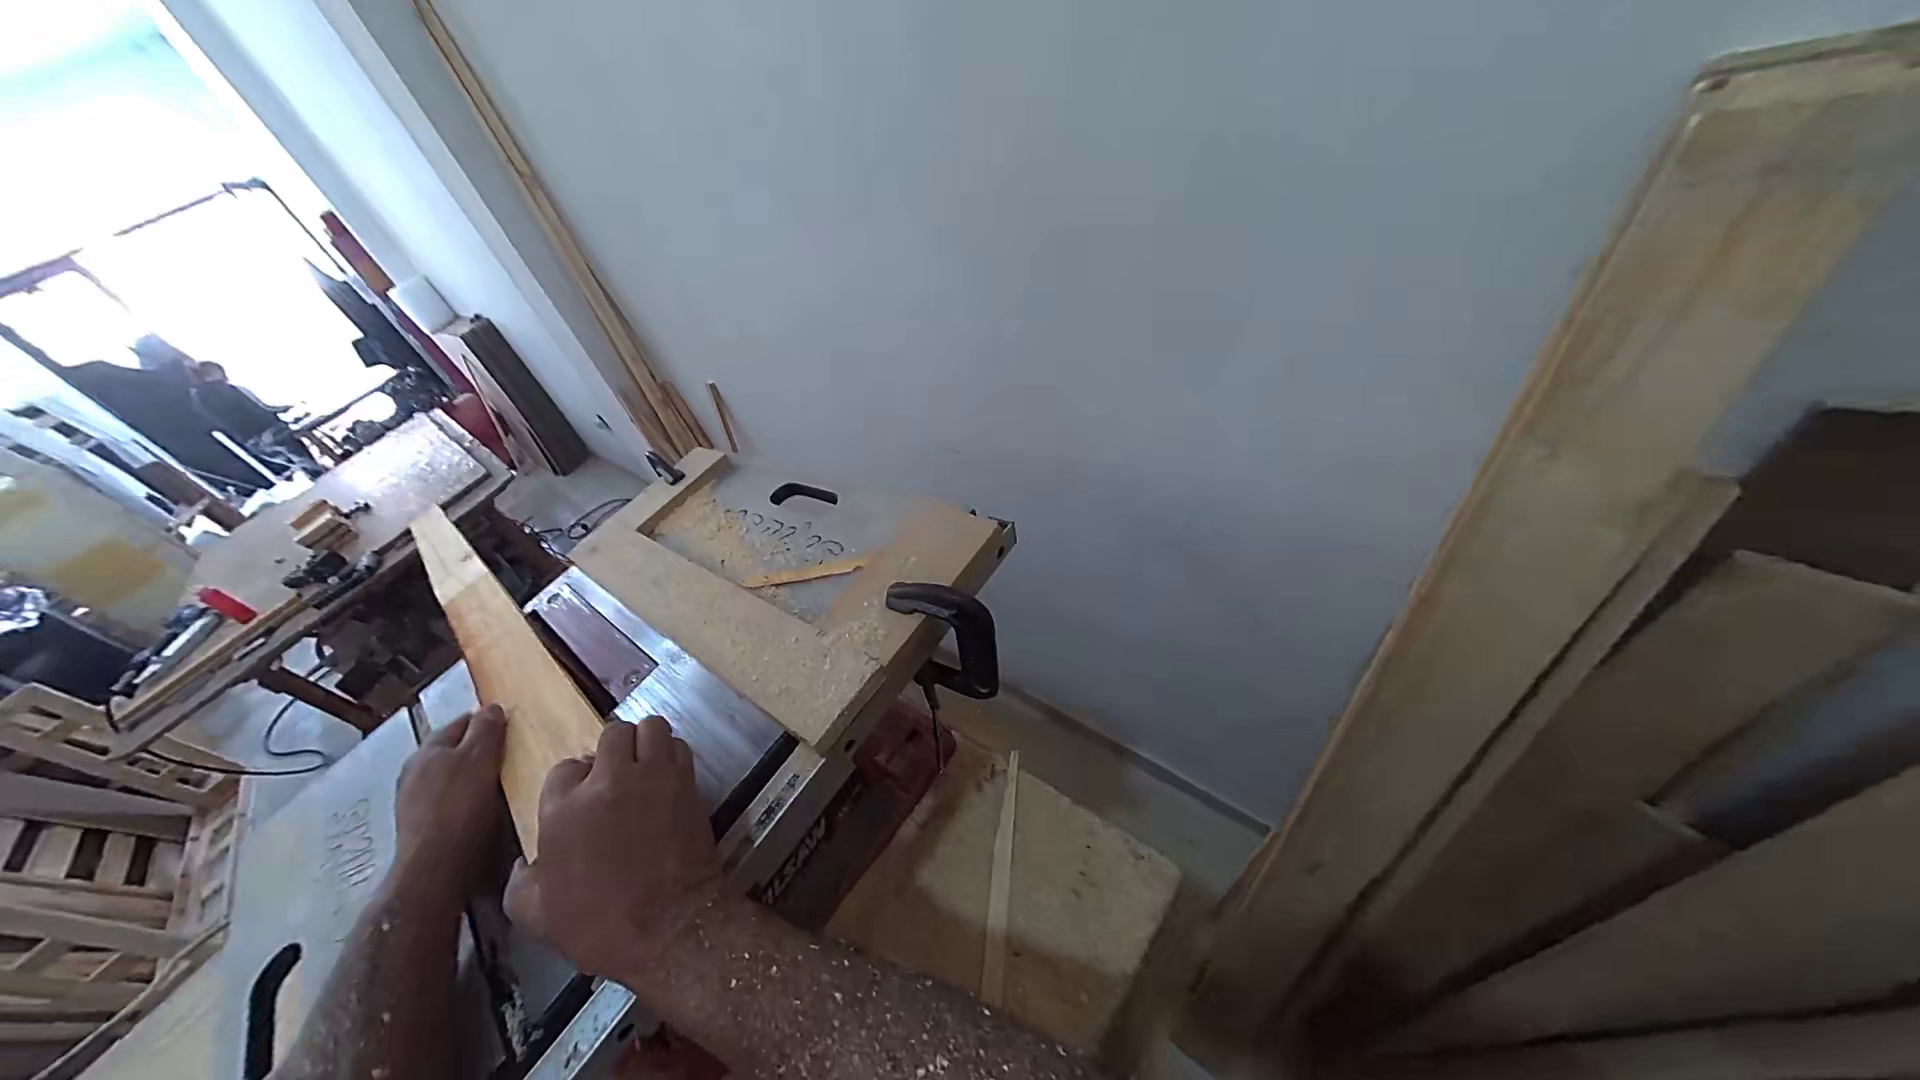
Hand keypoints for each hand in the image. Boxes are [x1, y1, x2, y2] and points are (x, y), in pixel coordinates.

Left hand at [393, 704, 507, 903]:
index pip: (462, 721)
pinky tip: (481, 803)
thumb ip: (486, 730)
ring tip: (500, 777)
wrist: (435, 866)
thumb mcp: (481, 759)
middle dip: (477, 745)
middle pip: (452, 747)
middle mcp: (415, 770)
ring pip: (449, 773)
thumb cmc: (461, 806)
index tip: (511, 724)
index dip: (486, 719)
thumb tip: (491, 707)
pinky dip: (464, 793)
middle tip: (510, 750)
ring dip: (471, 771)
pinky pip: (448, 796)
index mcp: (428, 750)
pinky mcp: (419, 823)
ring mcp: (413, 798)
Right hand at [504, 716, 720, 978]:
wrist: (669, 923)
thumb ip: (521, 879)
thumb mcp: (535, 914)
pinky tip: (668, 771)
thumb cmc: (598, 923)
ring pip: (650, 727)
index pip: (565, 768)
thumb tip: (525, 862)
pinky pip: (678, 747)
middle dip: (613, 747)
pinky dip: (672, 752)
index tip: (581, 795)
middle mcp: (609, 781)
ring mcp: (652, 776)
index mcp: (564, 808)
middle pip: (612, 733)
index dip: (573, 779)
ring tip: (645, 760)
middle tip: (617, 769)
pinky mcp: (686, 781)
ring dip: (646, 739)